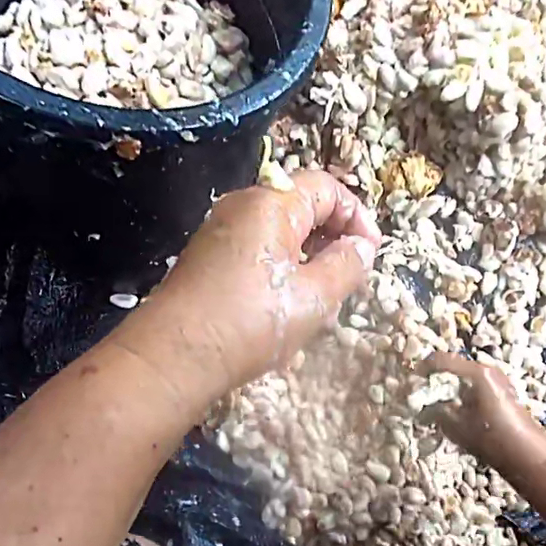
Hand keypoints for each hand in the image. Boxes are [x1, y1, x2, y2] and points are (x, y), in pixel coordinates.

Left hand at [108, 171, 379, 411]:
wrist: (174, 357)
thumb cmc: (249, 323)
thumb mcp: (313, 299)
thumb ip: (346, 267)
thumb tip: (361, 248)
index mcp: (270, 204)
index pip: (326, 188)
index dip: (357, 216)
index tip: (371, 252)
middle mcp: (240, 208)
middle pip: (299, 210)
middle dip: (330, 242)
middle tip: (347, 281)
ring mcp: (217, 235)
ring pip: (276, 237)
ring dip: (304, 263)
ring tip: (317, 304)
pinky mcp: (204, 263)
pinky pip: (253, 256)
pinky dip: (277, 274)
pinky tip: (281, 311)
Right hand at [421, 352, 545, 481]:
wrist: (527, 455)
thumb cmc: (493, 439)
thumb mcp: (457, 426)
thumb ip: (435, 411)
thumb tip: (419, 406)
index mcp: (477, 373)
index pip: (440, 360)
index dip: (421, 370)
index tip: (408, 384)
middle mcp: (487, 370)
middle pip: (451, 367)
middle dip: (431, 381)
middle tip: (416, 397)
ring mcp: (495, 380)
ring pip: (460, 378)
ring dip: (444, 389)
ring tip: (430, 407)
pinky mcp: (498, 392)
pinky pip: (470, 387)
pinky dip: (457, 395)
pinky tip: (450, 412)